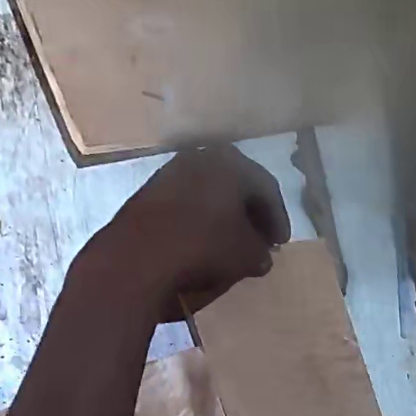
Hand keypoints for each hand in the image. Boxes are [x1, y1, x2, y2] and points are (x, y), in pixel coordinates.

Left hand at [76, 146, 289, 320]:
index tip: (280, 243)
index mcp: (231, 162)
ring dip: (221, 218)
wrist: (135, 259)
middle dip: (249, 215)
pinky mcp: (146, 194)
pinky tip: (199, 244)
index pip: (266, 188)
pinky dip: (196, 222)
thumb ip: (260, 253)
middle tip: (259, 240)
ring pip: (207, 194)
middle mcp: (200, 157)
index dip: (278, 219)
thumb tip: (262, 256)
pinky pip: (183, 205)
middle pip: (235, 186)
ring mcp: (169, 173)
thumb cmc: (202, 249)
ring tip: (229, 244)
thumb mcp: (244, 256)